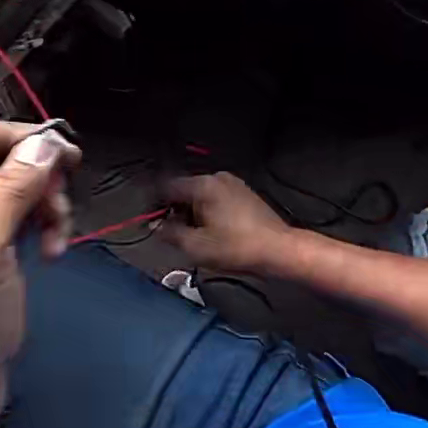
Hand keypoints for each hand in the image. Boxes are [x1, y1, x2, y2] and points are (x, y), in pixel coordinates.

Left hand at [0, 117, 80, 427]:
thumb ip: (10, 190)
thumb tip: (49, 141)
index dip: (20, 136)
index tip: (66, 155)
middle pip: (2, 157)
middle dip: (40, 176)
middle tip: (66, 197)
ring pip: (22, 185)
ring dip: (49, 205)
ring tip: (59, 237)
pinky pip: (28, 214)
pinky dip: (48, 226)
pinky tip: (54, 251)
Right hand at [159, 172, 293, 274]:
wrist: (277, 248)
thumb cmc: (238, 247)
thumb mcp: (196, 246)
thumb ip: (170, 233)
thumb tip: (157, 226)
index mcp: (204, 185)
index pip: (167, 187)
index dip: (155, 204)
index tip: (150, 221)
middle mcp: (218, 178)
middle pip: (185, 190)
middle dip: (175, 211)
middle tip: (172, 234)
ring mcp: (233, 184)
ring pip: (201, 195)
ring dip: (192, 213)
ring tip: (194, 237)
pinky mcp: (244, 194)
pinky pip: (216, 199)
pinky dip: (208, 212)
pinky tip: (211, 231)